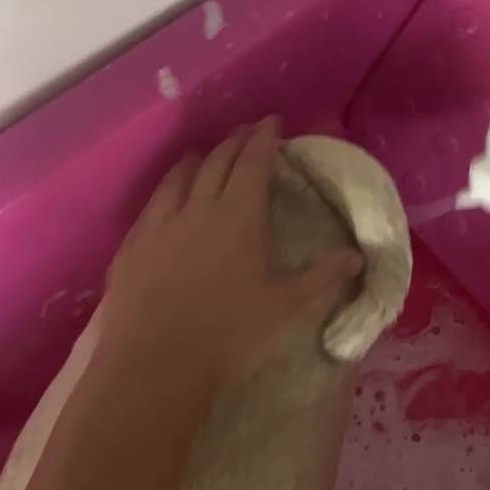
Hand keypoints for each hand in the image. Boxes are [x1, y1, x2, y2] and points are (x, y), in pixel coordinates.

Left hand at [102, 118, 363, 386]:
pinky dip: (168, 189)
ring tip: (206, 154)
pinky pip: (152, 204)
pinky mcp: (132, 247)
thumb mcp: (285, 308)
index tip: (273, 122)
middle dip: (235, 141)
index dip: (264, 138)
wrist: (153, 367)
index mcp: (239, 216)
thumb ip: (323, 278)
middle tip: (248, 132)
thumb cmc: (228, 335)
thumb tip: (357, 256)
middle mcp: (198, 209)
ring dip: (198, 159)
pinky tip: (168, 198)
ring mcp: (160, 226)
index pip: (254, 162)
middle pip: (218, 161)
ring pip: (180, 177)